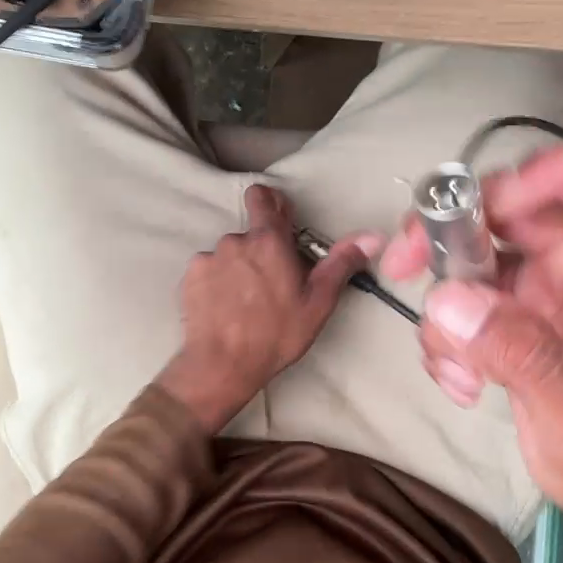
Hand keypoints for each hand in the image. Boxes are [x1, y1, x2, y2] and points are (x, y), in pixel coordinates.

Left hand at [156, 186, 381, 431]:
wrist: (222, 364)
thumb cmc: (275, 335)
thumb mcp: (317, 303)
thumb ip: (341, 263)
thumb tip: (372, 236)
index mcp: (268, 241)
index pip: (264, 198)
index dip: (272, 205)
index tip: (280, 224)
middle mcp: (235, 241)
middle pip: (250, 234)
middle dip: (261, 252)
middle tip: (271, 285)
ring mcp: (208, 257)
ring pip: (229, 254)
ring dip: (238, 268)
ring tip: (246, 302)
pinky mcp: (189, 276)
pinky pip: (208, 270)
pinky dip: (216, 282)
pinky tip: (225, 307)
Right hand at [381, 142, 562, 531]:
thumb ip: (525, 358)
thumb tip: (449, 298)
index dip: (556, 170)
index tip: (488, 206)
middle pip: (520, 202)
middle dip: (456, 225)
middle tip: (408, 261)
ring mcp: (546, 287)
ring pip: (478, 244)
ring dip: (440, 289)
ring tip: (449, 361)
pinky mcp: (512, 312)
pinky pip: (461, 291)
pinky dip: (442, 328)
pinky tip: (458, 378)